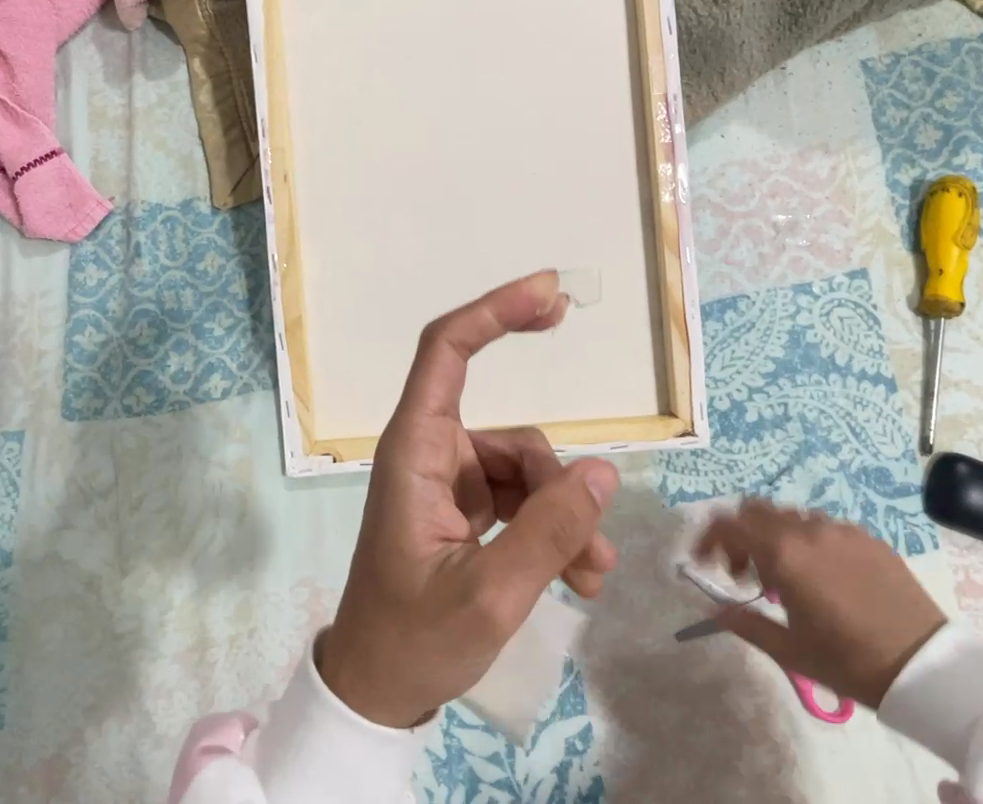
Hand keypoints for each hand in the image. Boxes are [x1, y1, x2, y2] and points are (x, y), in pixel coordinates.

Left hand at [319, 271, 622, 728]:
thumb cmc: (414, 639)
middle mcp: (429, 454)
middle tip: (600, 521)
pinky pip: (521, 502)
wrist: (378, 688)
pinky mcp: (462, 510)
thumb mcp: (491, 594)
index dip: (495, 312)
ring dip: (563, 519)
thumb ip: (548, 532)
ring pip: (526, 473)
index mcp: (414, 451)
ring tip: (588, 577)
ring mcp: (447, 483)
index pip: (447, 352)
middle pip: (514, 436)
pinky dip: (551, 532)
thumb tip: (604, 473)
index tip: (551, 293)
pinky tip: (577, 579)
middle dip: (558, 482)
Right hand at [694, 500, 945, 707]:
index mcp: (784, 553)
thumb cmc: (851, 662)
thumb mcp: (790, 651)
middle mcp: (809, 531)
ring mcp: (842, 531)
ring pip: (790, 516)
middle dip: (738, 534)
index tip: (703, 563)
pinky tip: (821, 576)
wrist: (930, 669)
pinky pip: (824, 527)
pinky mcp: (870, 539)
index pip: (728, 524)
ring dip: (773, 536)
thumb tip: (715, 610)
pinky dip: (807, 541)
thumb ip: (746, 623)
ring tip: (782, 575)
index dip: (707, 538)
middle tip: (742, 571)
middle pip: (755, 510)